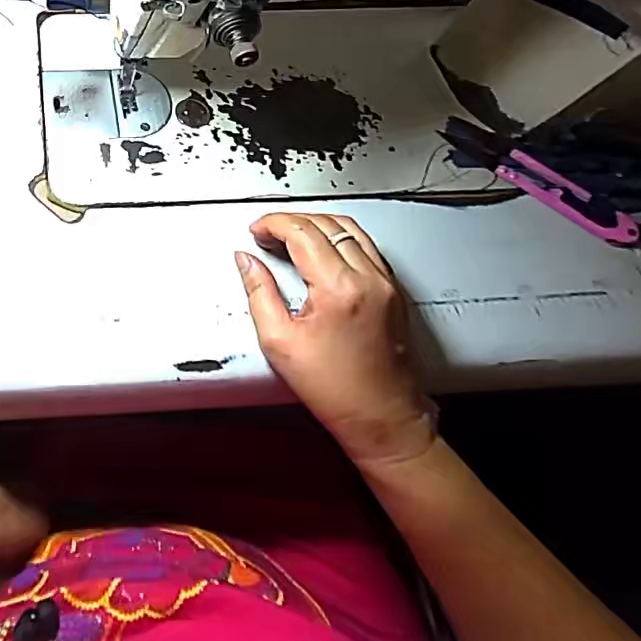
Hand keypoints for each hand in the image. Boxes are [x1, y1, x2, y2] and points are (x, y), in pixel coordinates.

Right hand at [235, 213, 437, 467]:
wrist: (383, 419)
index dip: (272, 224)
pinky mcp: (394, 290)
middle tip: (266, 234)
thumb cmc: (338, 391)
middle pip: (324, 224)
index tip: (257, 230)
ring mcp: (386, 283)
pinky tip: (320, 250)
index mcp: (339, 289)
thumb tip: (247, 261)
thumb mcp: (279, 341)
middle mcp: (369, 279)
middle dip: (290, 221)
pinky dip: (338, 237)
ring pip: (348, 228)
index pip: (301, 231)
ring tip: (290, 237)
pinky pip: (365, 245)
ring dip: (315, 224)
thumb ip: (258, 291)